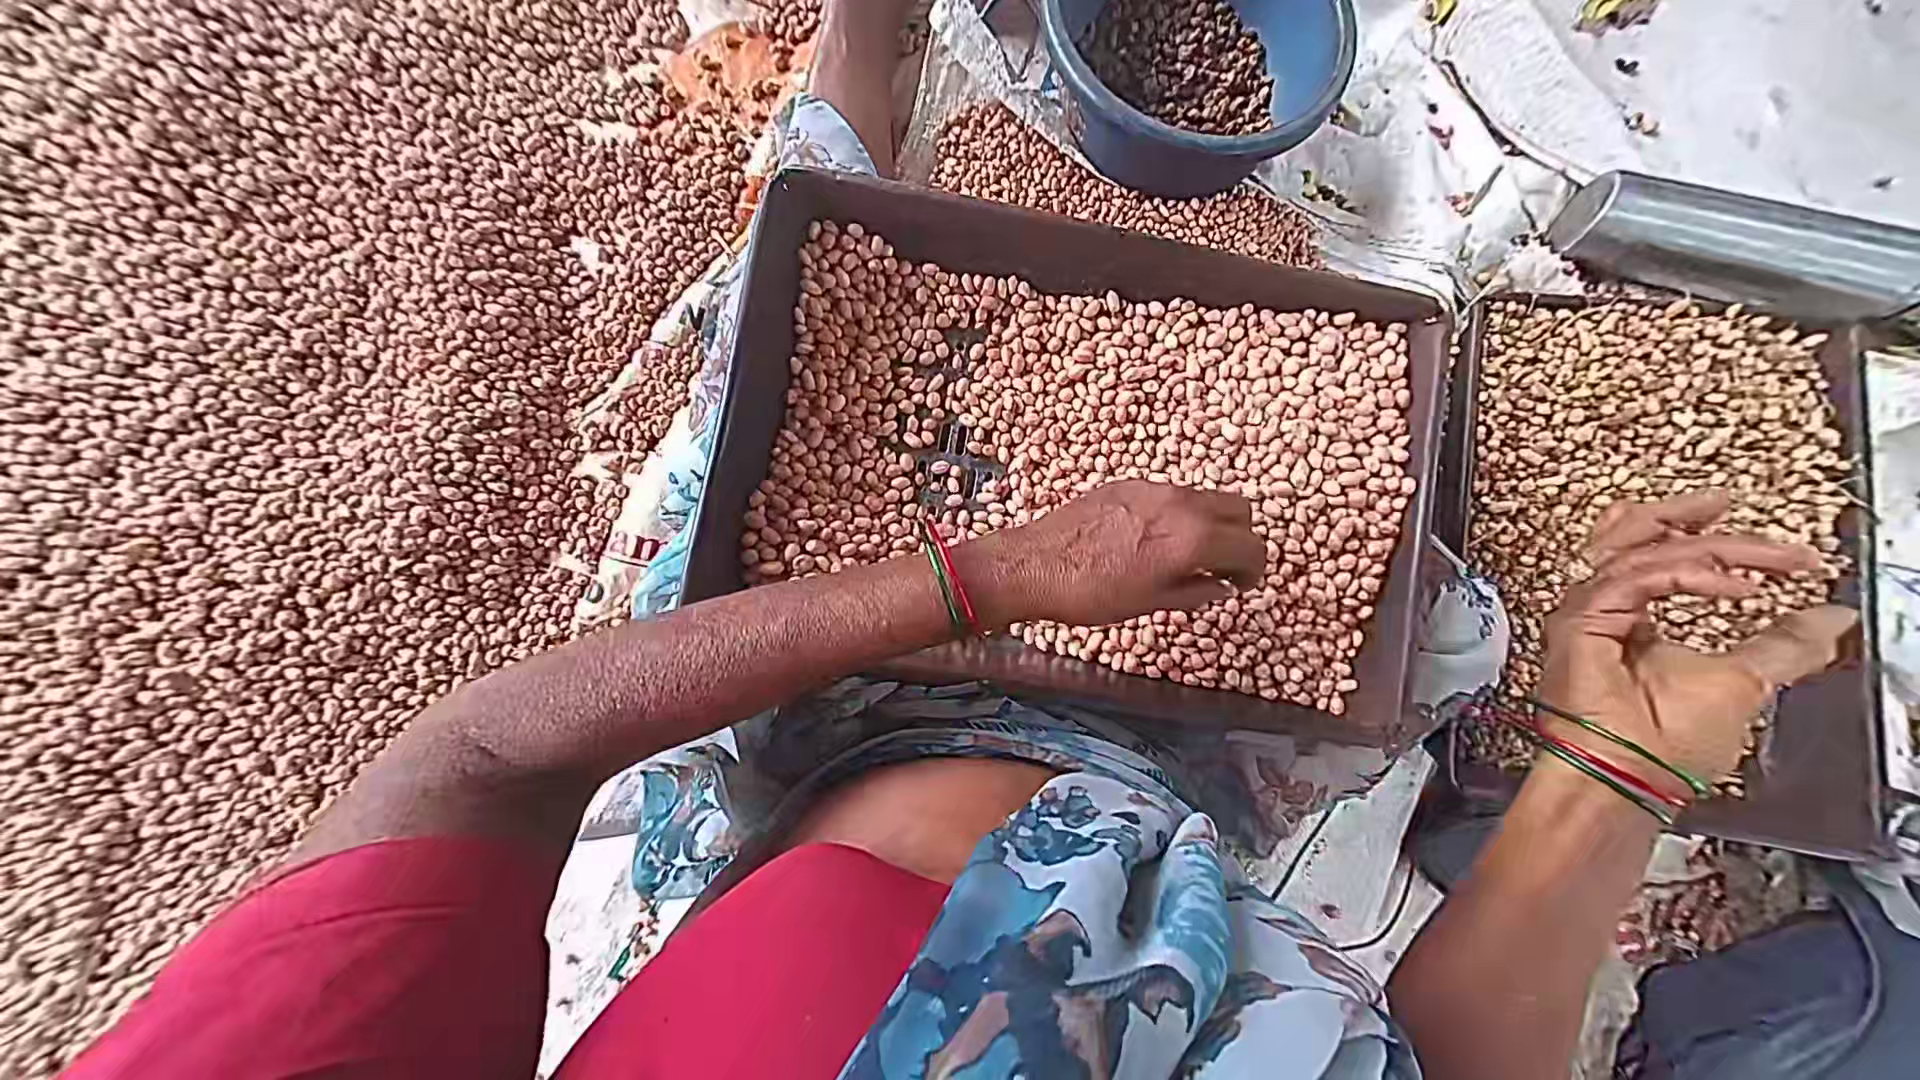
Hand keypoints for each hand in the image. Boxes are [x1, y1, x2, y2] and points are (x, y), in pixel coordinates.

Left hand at [961, 480, 1265, 627]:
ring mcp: (1152, 488)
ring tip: (1186, 552)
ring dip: (1209, 522)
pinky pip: (1170, 493)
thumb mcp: (1151, 602)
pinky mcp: (1126, 483)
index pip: (1253, 545)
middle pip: (1239, 509)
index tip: (1241, 582)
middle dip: (1240, 537)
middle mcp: (1181, 503)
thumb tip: (1223, 585)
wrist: (1034, 564)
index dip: (1255, 569)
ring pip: (1204, 496)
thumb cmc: (1091, 593)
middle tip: (1222, 565)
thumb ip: (1198, 590)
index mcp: (1194, 537)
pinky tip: (1152, 537)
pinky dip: (1177, 512)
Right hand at [1536, 491, 1856, 792]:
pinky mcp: (1582, 620)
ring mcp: (1587, 612)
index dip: (1704, 542)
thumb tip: (1829, 614)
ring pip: (1633, 552)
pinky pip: (1636, 580)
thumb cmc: (1669, 739)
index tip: (1778, 553)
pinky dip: (1689, 575)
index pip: (1648, 560)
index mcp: (1629, 618)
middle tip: (1722, 503)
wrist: (1632, 768)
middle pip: (1624, 542)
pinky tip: (1739, 587)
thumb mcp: (1748, 682)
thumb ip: (1782, 645)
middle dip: (1675, 517)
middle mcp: (1603, 608)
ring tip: (1763, 552)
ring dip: (1700, 544)